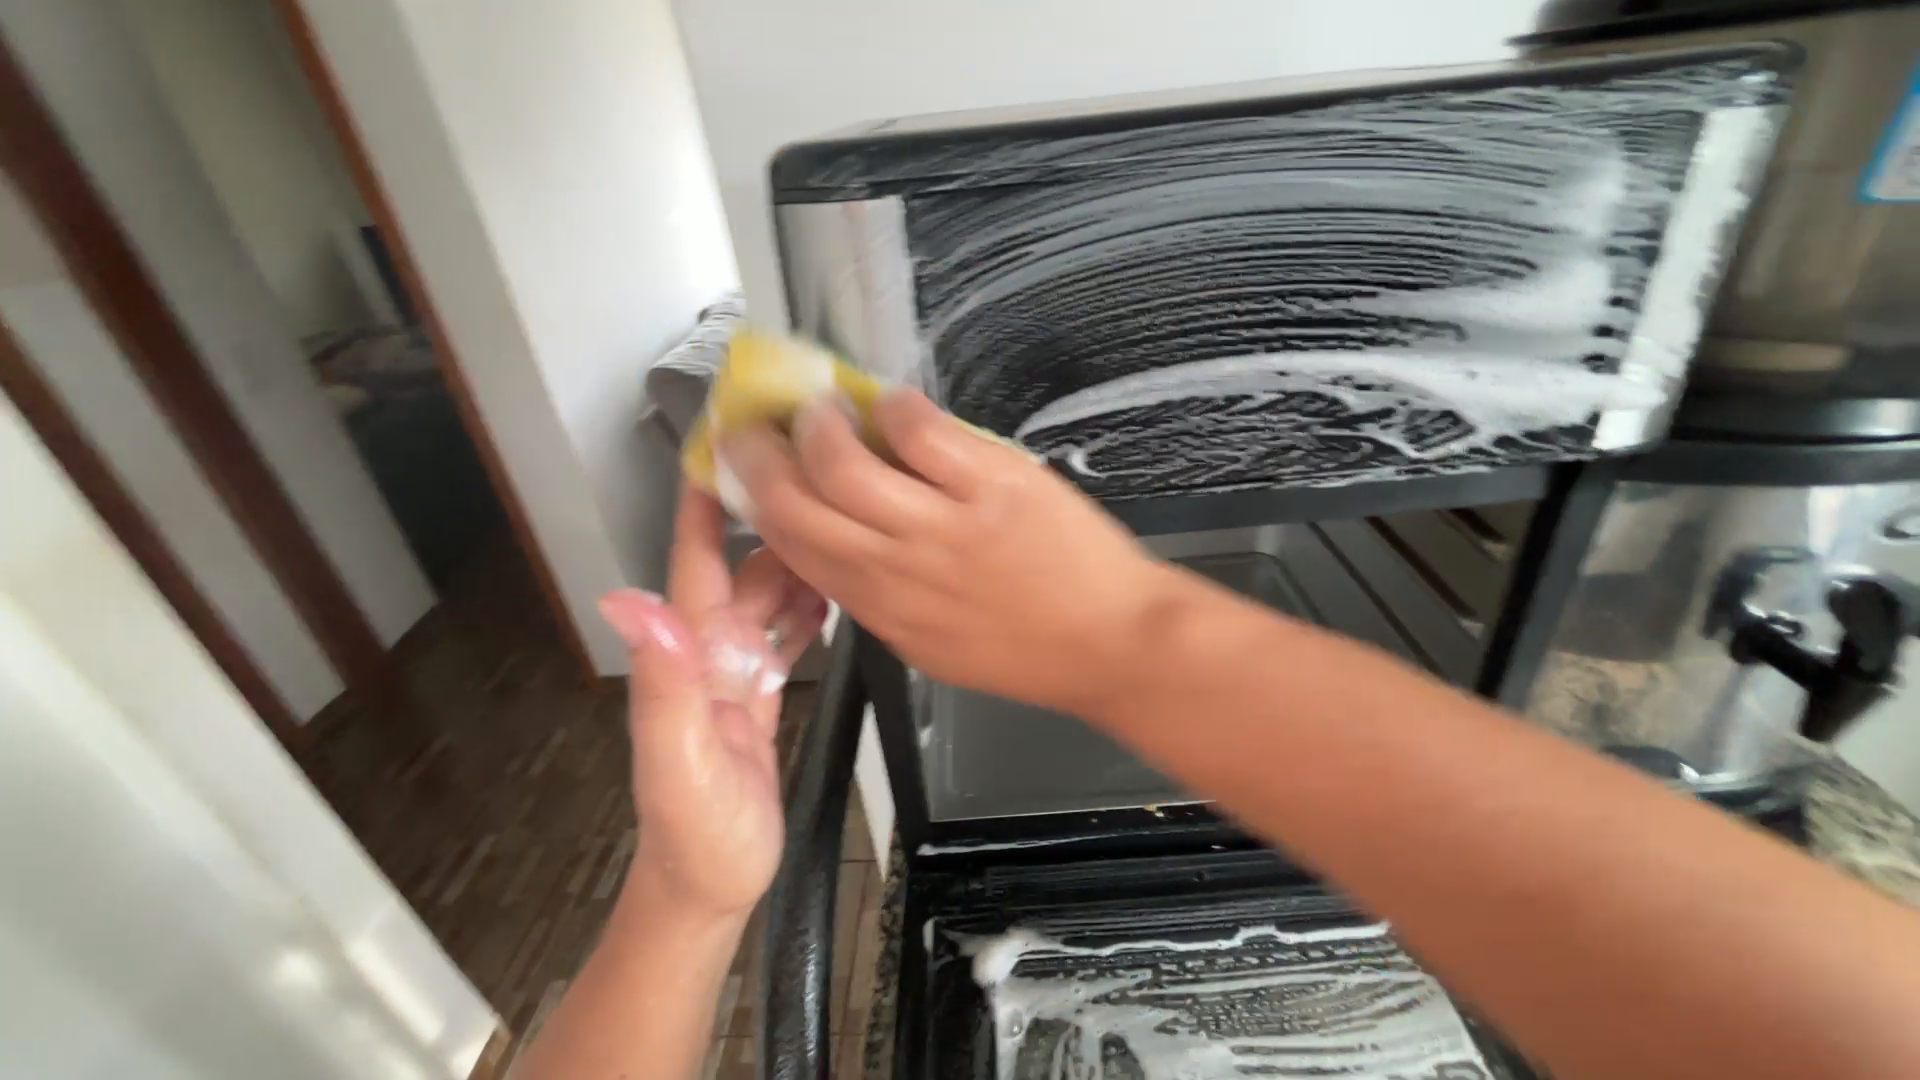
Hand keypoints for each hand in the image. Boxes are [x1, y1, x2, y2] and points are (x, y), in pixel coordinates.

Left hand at [598, 489, 825, 917]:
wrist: (711, 888)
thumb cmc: (696, 834)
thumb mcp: (679, 765)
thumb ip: (662, 688)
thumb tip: (635, 603)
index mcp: (689, 656)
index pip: (695, 563)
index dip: (703, 505)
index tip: (725, 447)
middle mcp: (710, 652)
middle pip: (746, 568)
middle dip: (774, 519)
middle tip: (821, 476)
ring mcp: (736, 672)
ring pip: (772, 596)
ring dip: (801, 560)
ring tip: (844, 524)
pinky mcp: (762, 693)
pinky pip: (788, 634)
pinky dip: (811, 607)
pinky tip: (839, 590)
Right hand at [719, 388, 1177, 713]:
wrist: (1112, 643)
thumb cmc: (1027, 649)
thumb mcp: (932, 642)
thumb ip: (878, 596)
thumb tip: (840, 541)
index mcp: (880, 608)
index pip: (789, 545)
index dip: (753, 499)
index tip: (745, 469)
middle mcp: (896, 567)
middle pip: (795, 501)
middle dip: (761, 455)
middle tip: (760, 428)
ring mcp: (943, 525)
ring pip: (844, 462)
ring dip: (819, 424)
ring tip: (823, 407)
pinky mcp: (992, 486)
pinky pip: (922, 432)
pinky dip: (896, 407)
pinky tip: (895, 404)